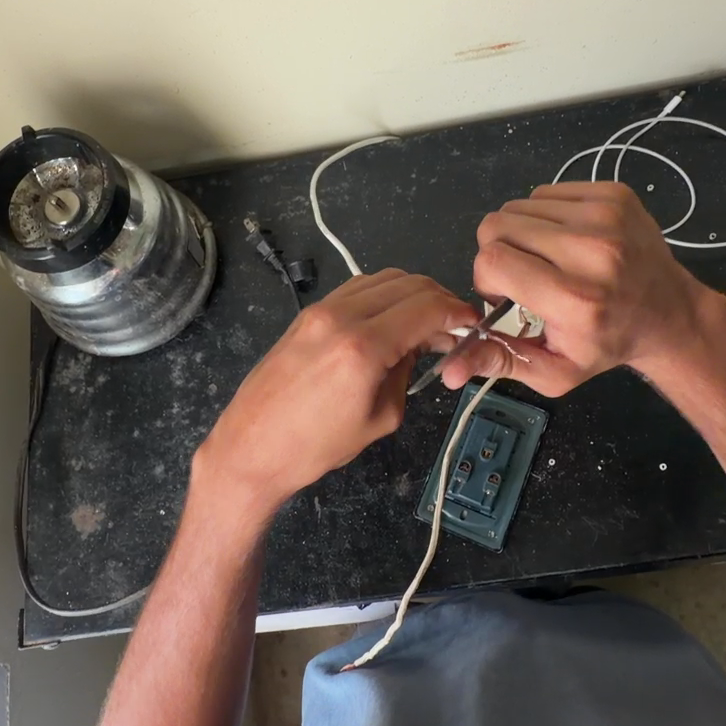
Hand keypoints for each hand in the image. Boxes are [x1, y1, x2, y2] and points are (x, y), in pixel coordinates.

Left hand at [195, 270, 475, 517]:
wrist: (252, 446)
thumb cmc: (316, 447)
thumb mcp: (380, 417)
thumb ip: (406, 371)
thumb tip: (418, 343)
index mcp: (364, 346)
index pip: (427, 306)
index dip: (458, 312)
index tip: (473, 324)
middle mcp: (342, 315)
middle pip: (409, 283)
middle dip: (440, 299)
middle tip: (453, 325)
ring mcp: (320, 309)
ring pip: (382, 278)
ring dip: (412, 293)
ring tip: (425, 322)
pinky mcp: (307, 313)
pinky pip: (357, 289)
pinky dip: (383, 295)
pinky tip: (391, 319)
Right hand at [441, 181, 721, 395]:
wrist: (670, 315)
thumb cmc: (605, 346)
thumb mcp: (552, 372)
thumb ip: (497, 362)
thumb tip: (445, 372)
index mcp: (575, 298)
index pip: (493, 260)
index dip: (485, 277)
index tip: (505, 295)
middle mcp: (591, 250)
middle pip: (497, 224)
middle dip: (496, 251)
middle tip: (522, 274)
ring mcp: (605, 215)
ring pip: (518, 206)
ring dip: (520, 233)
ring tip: (546, 258)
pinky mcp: (613, 193)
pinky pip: (545, 192)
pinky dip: (544, 215)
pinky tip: (564, 240)